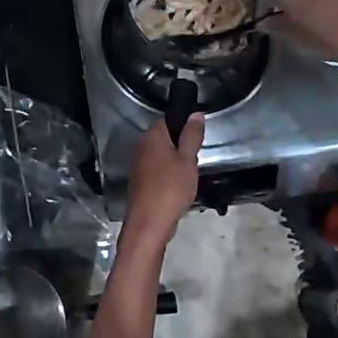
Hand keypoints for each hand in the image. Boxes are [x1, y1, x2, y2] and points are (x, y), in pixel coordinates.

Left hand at [124, 113, 203, 248]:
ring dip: (176, 162)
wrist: (149, 223)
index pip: (168, 119)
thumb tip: (195, 114)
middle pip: (165, 137)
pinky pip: (157, 170)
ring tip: (190, 174)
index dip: (184, 126)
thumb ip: (191, 135)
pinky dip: (168, 175)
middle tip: (196, 158)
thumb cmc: (171, 188)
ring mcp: (139, 164)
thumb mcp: (188, 160)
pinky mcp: (140, 181)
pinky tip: (179, 186)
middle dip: (181, 145)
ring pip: (162, 155)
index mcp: (152, 136)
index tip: (198, 138)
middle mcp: (141, 146)